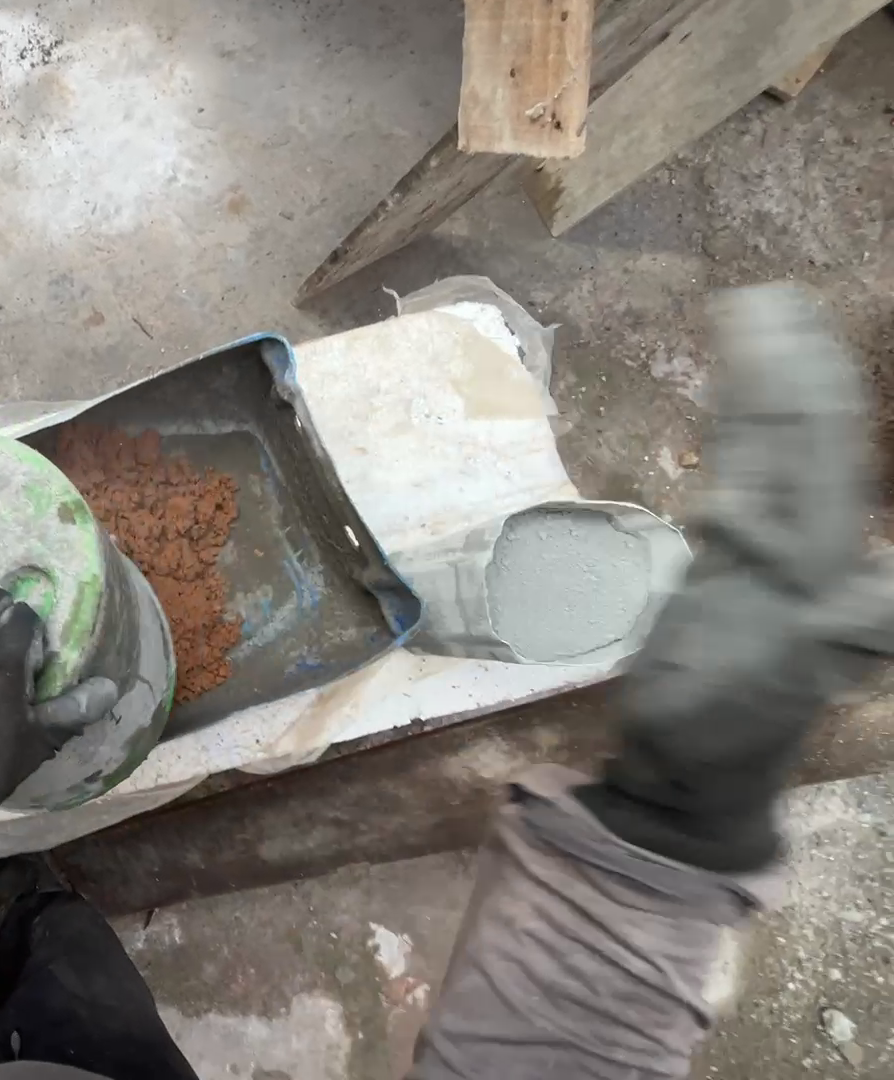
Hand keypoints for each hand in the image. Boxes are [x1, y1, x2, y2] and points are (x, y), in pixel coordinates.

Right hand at [579, 285, 893, 871]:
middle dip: (790, 368)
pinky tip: (744, 405)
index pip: (815, 457)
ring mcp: (777, 554)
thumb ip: (808, 652)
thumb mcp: (747, 702)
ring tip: (748, 324)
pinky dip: (744, 436)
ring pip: (780, 454)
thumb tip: (847, 593)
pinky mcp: (735, 564)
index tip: (768, 324)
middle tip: (754, 300)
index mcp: (816, 571)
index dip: (799, 389)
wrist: (692, 765)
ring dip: (768, 387)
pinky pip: (746, 484)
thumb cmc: (710, 739)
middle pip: (806, 439)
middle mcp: (812, 549)